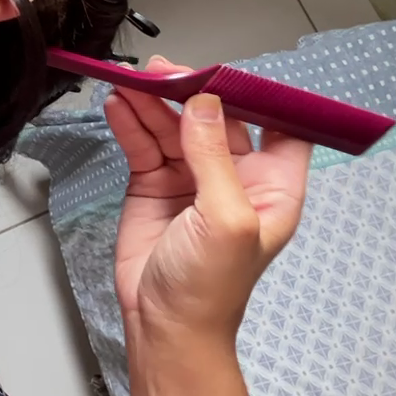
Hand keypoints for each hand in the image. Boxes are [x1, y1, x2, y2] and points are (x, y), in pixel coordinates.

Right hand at [106, 57, 310, 345]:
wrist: (163, 324)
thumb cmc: (210, 287)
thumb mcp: (224, 219)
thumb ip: (214, 157)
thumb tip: (204, 103)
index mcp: (270, 185)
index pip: (277, 126)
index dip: (258, 97)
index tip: (227, 75)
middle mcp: (232, 176)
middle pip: (213, 117)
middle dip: (189, 91)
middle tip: (162, 71)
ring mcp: (189, 177)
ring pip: (171, 125)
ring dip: (151, 102)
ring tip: (129, 82)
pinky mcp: (153, 183)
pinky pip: (142, 142)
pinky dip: (129, 122)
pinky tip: (118, 105)